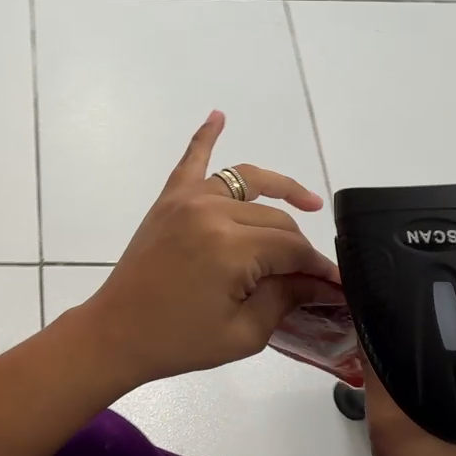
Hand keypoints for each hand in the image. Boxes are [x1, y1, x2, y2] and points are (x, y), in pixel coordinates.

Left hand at [68, 111, 339, 387]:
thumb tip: (323, 282)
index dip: (319, 267)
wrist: (118, 330)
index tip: (337, 285)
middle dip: (299, 244)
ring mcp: (187, 200)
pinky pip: (190, 159)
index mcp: (231, 247)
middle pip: (274, 218)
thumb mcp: (245, 332)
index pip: (293, 247)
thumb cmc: (181, 339)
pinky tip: (218, 116)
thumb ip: (287, 298)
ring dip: (277, 189)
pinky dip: (205, 135)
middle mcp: (211, 212)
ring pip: (245, 183)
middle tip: (312, 272)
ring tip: (306, 200)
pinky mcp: (168, 199)